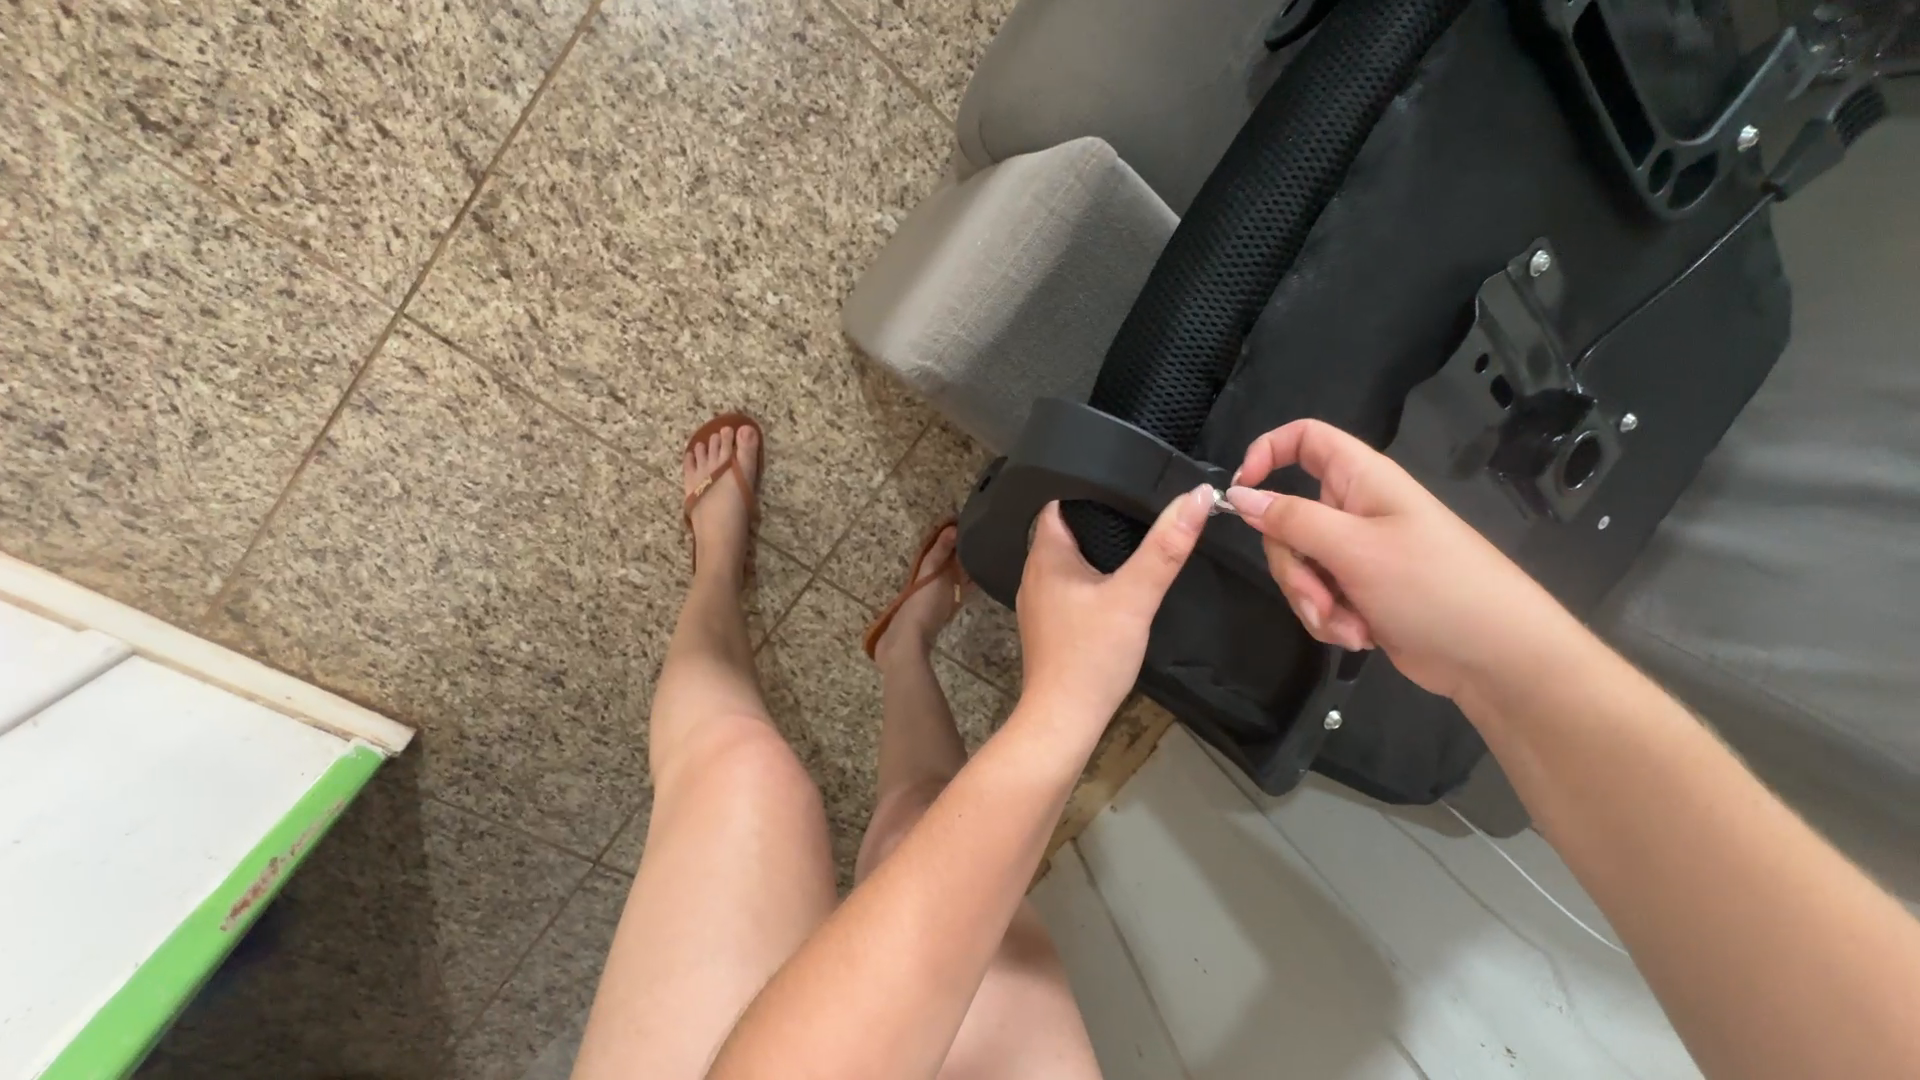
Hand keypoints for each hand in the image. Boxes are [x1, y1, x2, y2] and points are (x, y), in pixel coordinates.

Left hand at [1015, 487, 1211, 725]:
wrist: (1063, 718)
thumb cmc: (1092, 655)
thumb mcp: (1135, 597)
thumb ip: (1165, 548)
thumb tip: (1194, 498)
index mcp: (1045, 555)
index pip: (1058, 503)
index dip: (1088, 488)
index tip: (1123, 482)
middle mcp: (1033, 573)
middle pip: (1064, 530)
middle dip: (1097, 518)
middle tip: (1138, 507)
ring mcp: (1037, 602)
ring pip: (1066, 561)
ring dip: (1094, 550)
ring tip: (1132, 539)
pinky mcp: (1047, 625)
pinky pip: (1068, 588)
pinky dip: (1089, 579)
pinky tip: (1114, 586)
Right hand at [1225, 419, 1575, 700]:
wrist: (1494, 657)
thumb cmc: (1433, 586)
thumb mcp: (1353, 549)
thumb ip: (1291, 520)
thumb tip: (1238, 495)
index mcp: (1361, 480)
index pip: (1304, 439)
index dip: (1267, 452)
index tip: (1240, 491)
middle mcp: (1354, 509)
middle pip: (1286, 517)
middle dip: (1293, 566)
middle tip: (1318, 595)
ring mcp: (1356, 552)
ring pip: (1298, 564)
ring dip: (1312, 599)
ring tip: (1349, 625)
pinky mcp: (1358, 590)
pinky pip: (1316, 594)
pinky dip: (1329, 618)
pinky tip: (1360, 635)